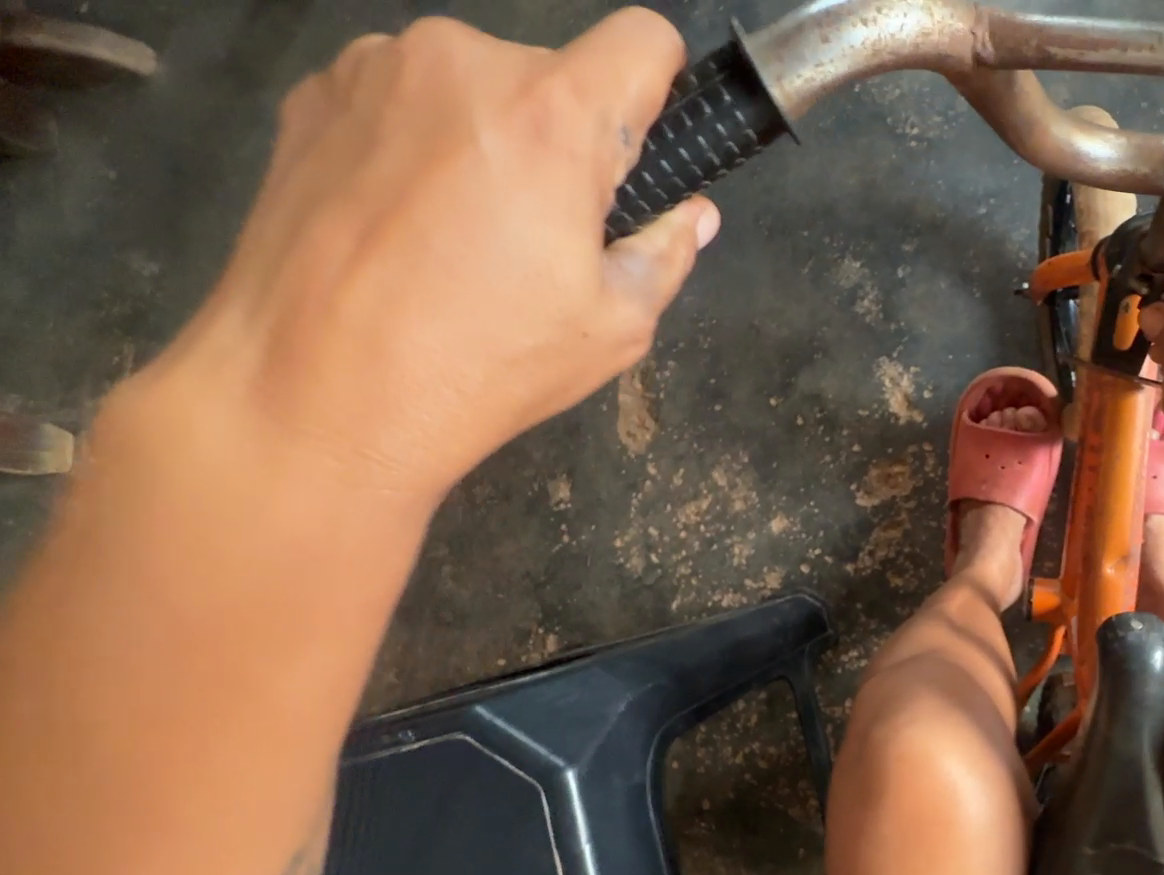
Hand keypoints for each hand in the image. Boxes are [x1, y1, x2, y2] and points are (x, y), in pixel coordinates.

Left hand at [124, 10, 714, 502]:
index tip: (643, 147)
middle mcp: (464, 62)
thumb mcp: (615, 326)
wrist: (316, 388)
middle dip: (570, 141)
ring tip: (467, 233)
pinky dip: (425, 144)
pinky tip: (407, 223)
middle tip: (547, 230)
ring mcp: (377, 68)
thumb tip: (692, 216)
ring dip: (495, 139)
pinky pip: (405, 99)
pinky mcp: (315, 94)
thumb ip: (666, 252)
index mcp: (554, 116)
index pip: (645, 41)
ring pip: (478, 88)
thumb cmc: (489, 361)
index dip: (662, 88)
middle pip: (556, 77)